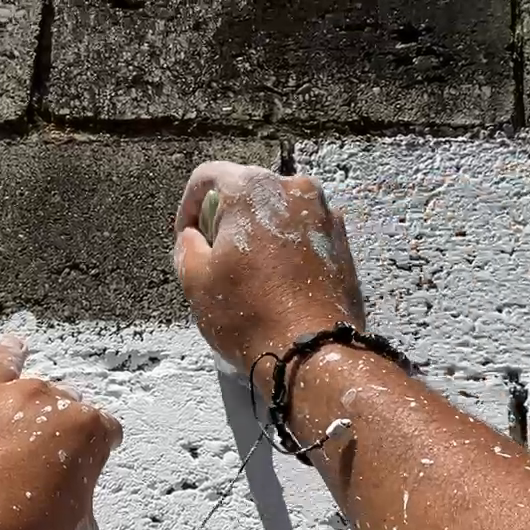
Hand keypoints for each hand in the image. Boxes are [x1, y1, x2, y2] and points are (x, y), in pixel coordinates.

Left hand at [0, 336, 121, 529]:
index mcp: (81, 431)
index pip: (105, 429)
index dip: (100, 447)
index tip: (89, 461)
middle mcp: (36, 398)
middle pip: (55, 395)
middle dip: (52, 414)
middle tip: (40, 437)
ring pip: (1, 362)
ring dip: (8, 359)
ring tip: (12, 349)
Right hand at [172, 162, 367, 380]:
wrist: (313, 353)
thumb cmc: (250, 316)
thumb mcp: (197, 282)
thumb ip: (186, 246)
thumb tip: (192, 236)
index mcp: (254, 188)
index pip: (209, 177)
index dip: (188, 206)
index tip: (187, 237)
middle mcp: (295, 189)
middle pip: (249, 192)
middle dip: (228, 220)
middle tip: (217, 258)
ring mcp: (325, 215)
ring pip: (279, 214)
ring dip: (260, 236)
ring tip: (250, 275)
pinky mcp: (343, 244)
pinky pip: (304, 235)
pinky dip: (287, 251)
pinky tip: (279, 284)